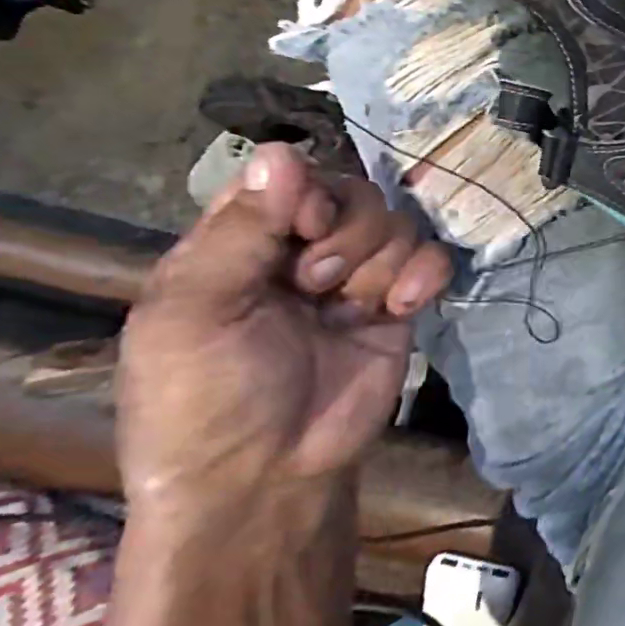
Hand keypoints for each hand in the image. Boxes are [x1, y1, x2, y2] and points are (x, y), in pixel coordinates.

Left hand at [116, 143, 451, 512]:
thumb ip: (238, 232)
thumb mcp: (192, 315)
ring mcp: (356, 275)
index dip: (307, 191)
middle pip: (354, 193)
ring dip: (380, 263)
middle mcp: (301, 251)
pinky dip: (424, 276)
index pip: (288, 177)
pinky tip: (400, 308)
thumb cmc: (207, 397)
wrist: (270, 475)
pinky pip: (432, 257)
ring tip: (354, 310)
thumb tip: (282, 150)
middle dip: (347, 234)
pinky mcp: (400, 300)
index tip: (304, 227)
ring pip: (397, 223)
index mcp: (239, 244)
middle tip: (316, 284)